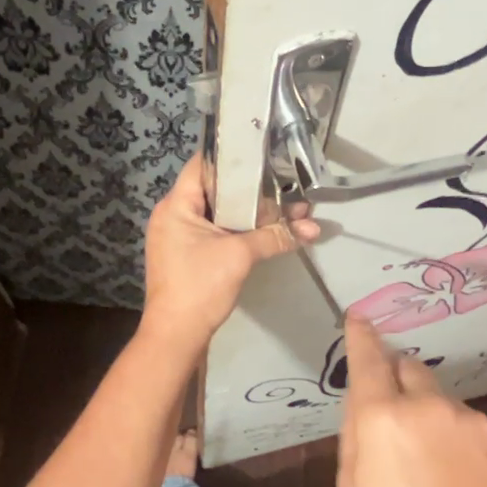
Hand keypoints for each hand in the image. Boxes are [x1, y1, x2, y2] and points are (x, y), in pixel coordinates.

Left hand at [141, 151, 319, 346]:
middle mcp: (173, 215)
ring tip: (285, 205)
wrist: (175, 336)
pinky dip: (239, 230)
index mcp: (176, 205)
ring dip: (249, 212)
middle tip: (285, 180)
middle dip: (252, 188)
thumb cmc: (199, 287)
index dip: (233, 154)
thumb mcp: (239, 256)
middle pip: (215, 189)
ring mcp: (179, 237)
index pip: (204, 164)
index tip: (264, 150)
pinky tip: (267, 229)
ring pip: (219, 213)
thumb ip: (276, 236)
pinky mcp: (188, 256)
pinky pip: (216, 233)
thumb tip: (313, 227)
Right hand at [337, 315, 486, 486]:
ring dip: (432, 415)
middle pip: (409, 369)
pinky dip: (461, 438)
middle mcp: (428, 404)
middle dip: (399, 383)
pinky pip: (471, 424)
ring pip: (442, 399)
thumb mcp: (351, 485)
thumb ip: (356, 431)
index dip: (362, 336)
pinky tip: (463, 476)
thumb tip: (366, 400)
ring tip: (434, 466)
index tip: (359, 317)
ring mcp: (472, 417)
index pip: (369, 359)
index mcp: (382, 416)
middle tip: (395, 422)